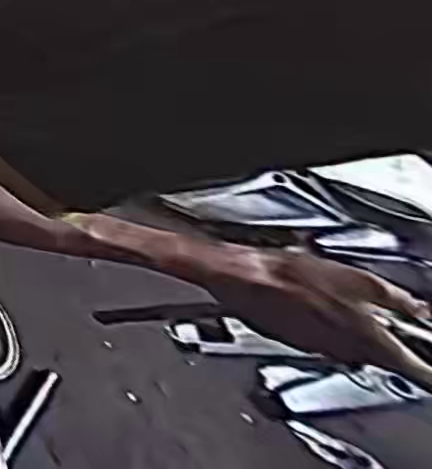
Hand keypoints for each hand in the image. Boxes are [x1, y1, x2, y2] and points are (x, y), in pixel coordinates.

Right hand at [202, 247, 431, 386]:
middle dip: (377, 340)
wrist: (227, 270)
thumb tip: (417, 306)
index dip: (425, 365)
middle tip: (366, 317)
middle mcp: (345, 350)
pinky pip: (311, 338)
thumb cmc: (279, 271)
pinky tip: (294, 303)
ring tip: (320, 304)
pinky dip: (309, 325)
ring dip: (341, 332)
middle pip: (378, 356)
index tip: (427, 363)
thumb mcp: (348, 275)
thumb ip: (392, 296)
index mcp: (369, 339)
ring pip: (343, 347)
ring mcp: (312, 345)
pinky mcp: (285, 337)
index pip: (419, 370)